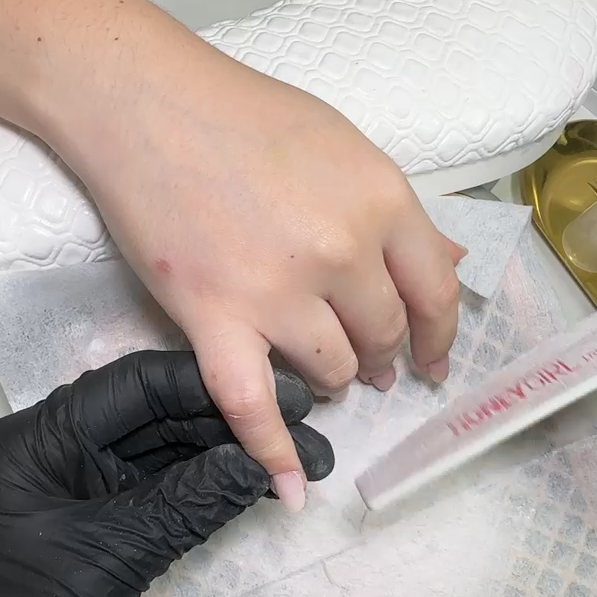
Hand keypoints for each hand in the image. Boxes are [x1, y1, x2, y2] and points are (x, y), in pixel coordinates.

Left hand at [0, 351, 332, 596]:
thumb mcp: (106, 561)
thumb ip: (186, 505)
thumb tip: (263, 463)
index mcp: (39, 437)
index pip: (135, 385)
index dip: (212, 385)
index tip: (284, 396)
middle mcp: (58, 447)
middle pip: (155, 415)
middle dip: (229, 424)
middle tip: (309, 436)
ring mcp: (77, 484)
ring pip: (161, 452)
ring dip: (224, 457)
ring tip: (299, 466)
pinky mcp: (93, 519)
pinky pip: (155, 489)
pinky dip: (202, 489)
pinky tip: (252, 488)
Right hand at [78, 66, 460, 511]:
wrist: (144, 104)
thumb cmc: (242, 112)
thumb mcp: (342, 144)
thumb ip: (396, 210)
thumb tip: (452, 262)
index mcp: (381, 200)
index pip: (434, 292)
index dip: (438, 336)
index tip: (432, 362)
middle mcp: (341, 252)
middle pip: (380, 336)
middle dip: (380, 359)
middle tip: (370, 368)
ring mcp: (277, 292)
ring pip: (329, 370)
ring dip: (334, 383)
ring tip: (326, 382)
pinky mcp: (213, 318)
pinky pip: (250, 404)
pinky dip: (271, 452)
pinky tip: (291, 492)